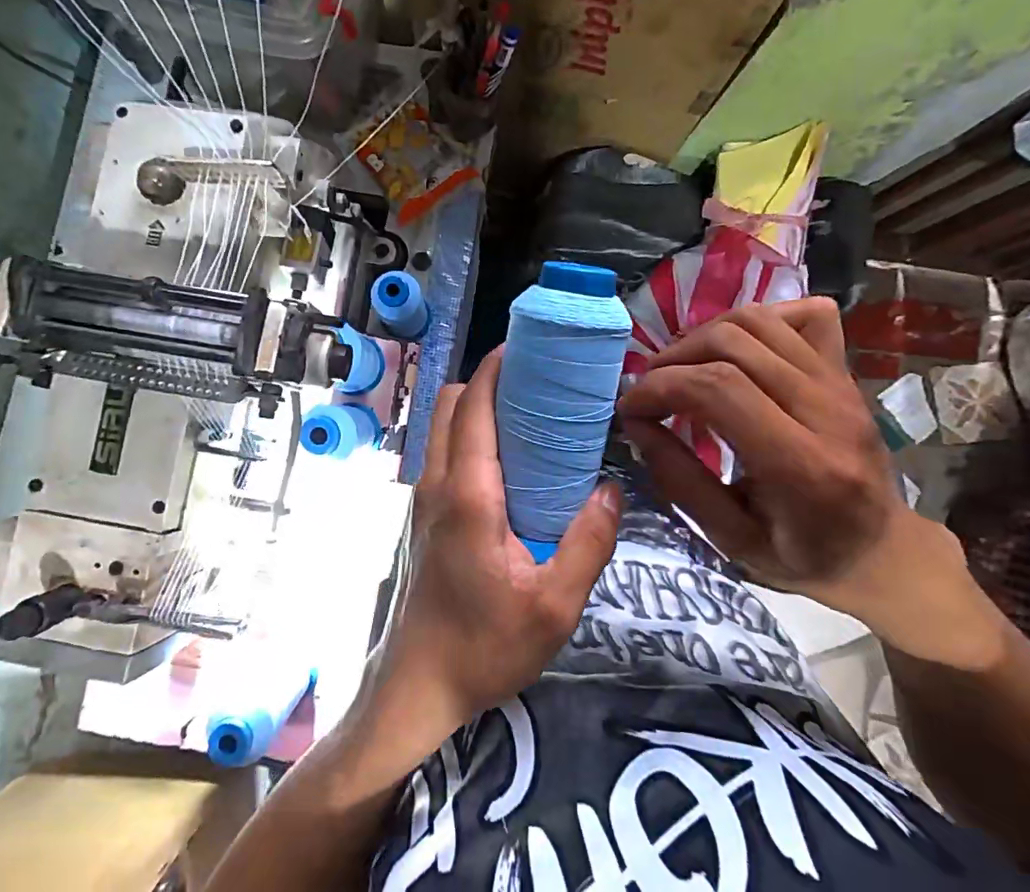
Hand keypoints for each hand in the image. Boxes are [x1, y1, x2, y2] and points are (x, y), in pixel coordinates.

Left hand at [367, 348, 622, 737]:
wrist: (421, 679)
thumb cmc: (486, 644)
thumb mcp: (556, 604)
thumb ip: (587, 541)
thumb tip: (609, 487)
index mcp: (467, 494)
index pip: (473, 408)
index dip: (496, 369)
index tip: (528, 349)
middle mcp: (437, 484)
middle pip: (449, 406)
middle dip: (487, 382)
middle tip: (540, 386)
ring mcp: (423, 499)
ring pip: (442, 430)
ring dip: (477, 411)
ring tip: (532, 419)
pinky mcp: (423, 516)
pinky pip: (444, 457)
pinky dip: (471, 439)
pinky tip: (513, 466)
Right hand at [617, 299, 1003, 668]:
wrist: (883, 552)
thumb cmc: (803, 556)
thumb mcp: (729, 539)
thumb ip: (679, 480)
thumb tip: (636, 423)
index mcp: (803, 466)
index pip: (719, 389)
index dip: (659, 388)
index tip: (630, 410)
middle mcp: (829, 411)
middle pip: (733, 343)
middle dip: (672, 361)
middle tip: (649, 393)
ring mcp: (842, 385)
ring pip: (759, 320)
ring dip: (701, 337)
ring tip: (679, 371)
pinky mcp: (845, 372)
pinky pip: (803, 315)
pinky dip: (756, 320)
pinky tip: (733, 350)